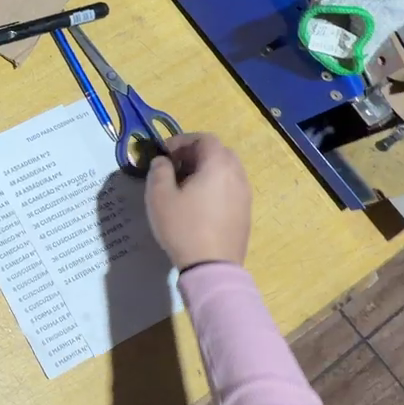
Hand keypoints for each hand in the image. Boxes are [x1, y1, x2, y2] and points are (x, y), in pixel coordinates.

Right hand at [145, 133, 251, 270]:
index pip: (205, 139)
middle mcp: (237, 176)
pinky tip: (198, 201)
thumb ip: (159, 170)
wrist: (211, 266)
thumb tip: (164, 161)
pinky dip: (215, 184)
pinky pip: (231, 186)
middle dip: (196, 152)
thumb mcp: (159, 195)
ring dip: (206, 168)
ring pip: (227, 170)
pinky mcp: (245, 212)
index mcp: (218, 166)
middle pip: (220, 152)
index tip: (165, 153)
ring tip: (185, 183)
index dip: (183, 140)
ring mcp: (245, 195)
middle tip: (175, 165)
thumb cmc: (183, 226)